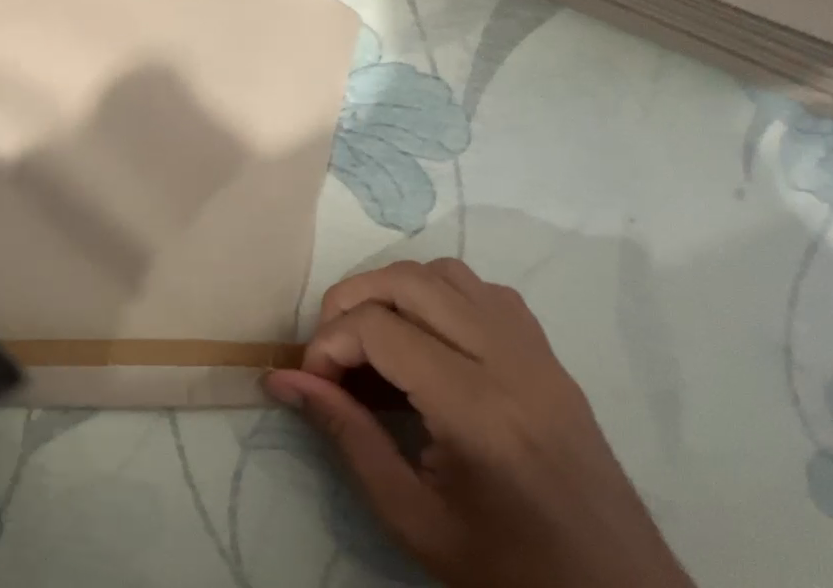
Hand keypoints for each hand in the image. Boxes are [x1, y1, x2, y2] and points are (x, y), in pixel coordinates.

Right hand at [264, 259, 692, 587]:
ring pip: (448, 274)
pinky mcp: (552, 360)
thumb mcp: (409, 513)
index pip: (378, 328)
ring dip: (394, 292)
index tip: (314, 385)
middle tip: (332, 352)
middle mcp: (512, 365)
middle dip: (350, 302)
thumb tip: (280, 378)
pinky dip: (441, 298)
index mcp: (477, 410)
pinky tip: (426, 343)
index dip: (326, 345)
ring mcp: (539, 356)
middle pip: (409, 281)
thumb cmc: (504, 565)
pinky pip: (486, 293)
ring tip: (374, 341)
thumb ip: (344, 433)